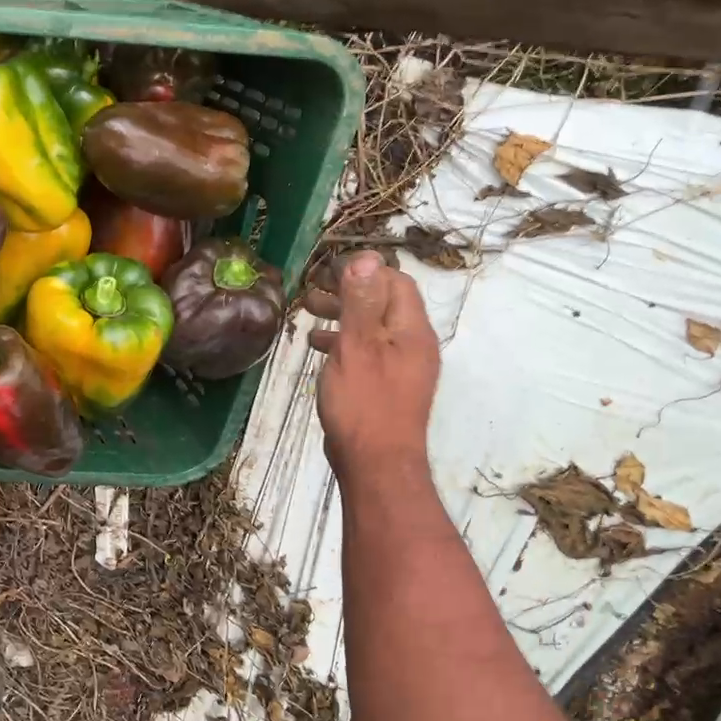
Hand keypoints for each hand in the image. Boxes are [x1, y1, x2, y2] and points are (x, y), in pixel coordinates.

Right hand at [305, 250, 440, 479]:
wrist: (375, 462)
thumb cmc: (364, 403)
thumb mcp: (356, 348)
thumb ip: (360, 303)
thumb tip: (367, 258)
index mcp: (412, 332)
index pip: (396, 284)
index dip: (364, 272)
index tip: (326, 271)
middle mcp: (413, 346)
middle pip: (384, 305)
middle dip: (349, 292)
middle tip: (310, 292)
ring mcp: (401, 368)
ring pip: (372, 329)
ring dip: (342, 316)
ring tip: (308, 315)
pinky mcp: (384, 386)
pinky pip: (366, 351)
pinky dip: (342, 341)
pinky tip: (318, 348)